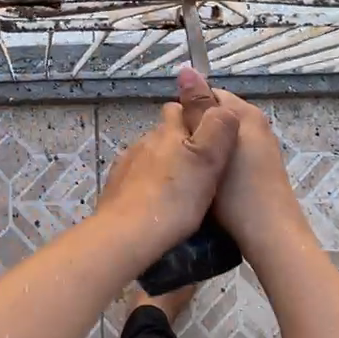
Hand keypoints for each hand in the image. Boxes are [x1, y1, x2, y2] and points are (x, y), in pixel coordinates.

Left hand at [98, 93, 238, 253]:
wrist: (128, 232)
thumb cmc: (174, 197)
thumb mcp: (207, 160)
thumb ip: (216, 128)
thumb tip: (223, 104)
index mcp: (167, 132)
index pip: (178, 109)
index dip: (193, 116)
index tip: (209, 134)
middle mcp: (144, 141)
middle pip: (163, 133)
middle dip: (178, 142)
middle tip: (199, 165)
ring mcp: (126, 163)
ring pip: (149, 154)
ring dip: (163, 163)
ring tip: (179, 186)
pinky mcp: (115, 185)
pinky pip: (135, 175)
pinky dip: (147, 182)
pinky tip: (156, 199)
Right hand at [175, 71, 310, 251]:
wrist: (270, 236)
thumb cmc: (236, 190)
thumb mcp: (208, 146)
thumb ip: (196, 109)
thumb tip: (186, 69)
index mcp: (247, 114)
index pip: (209, 94)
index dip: (186, 109)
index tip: (170, 132)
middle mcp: (257, 126)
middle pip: (215, 117)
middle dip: (194, 131)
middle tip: (174, 153)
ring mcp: (261, 150)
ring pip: (220, 140)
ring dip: (203, 150)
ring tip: (186, 168)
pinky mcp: (261, 172)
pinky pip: (230, 157)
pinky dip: (215, 164)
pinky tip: (204, 182)